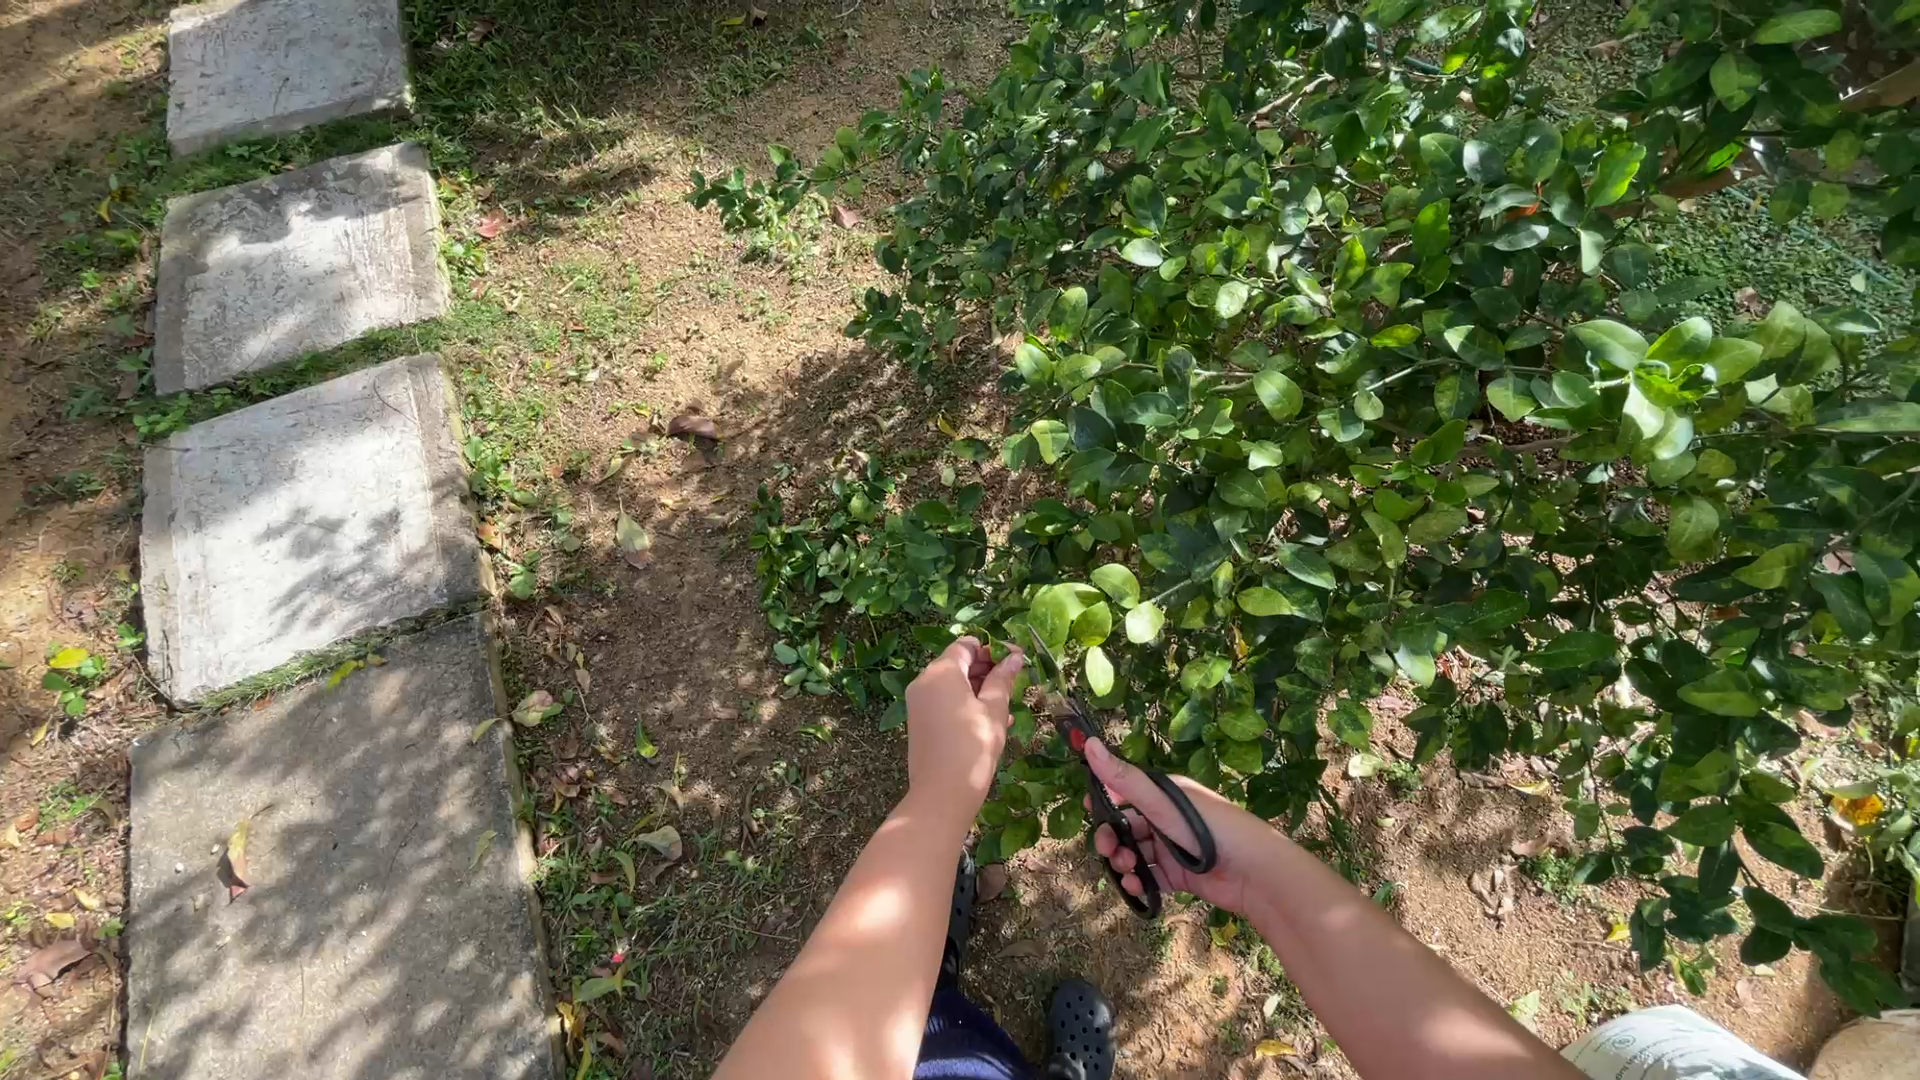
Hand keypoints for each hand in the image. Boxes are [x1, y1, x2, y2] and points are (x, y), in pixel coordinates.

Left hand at [904, 637, 1024, 813]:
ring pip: (953, 684)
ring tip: (1007, 704)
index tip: (1016, 659)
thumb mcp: (994, 709)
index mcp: (941, 671)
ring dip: (979, 687)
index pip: (967, 645)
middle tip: (1015, 682)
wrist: (941, 793)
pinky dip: (966, 703)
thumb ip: (1003, 679)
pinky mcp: (919, 721)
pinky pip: (945, 701)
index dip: (993, 648)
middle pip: (958, 662)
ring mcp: (918, 702)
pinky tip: (991, 719)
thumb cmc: (973, 746)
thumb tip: (1015, 657)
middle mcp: (924, 680)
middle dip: (987, 668)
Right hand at [1085, 738, 1277, 917]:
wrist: (1256, 874)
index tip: (1090, 810)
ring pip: (1135, 853)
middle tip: (1108, 852)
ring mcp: (1172, 848)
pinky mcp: (1179, 876)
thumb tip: (1088, 742)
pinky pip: (1149, 877)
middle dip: (1111, 838)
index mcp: (1163, 794)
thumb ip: (1124, 779)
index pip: (1124, 792)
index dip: (1105, 801)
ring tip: (1127, 872)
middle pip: (1126, 826)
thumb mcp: (1161, 803)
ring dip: (1123, 862)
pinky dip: (1138, 882)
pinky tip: (1135, 888)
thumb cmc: (1208, 828)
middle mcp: (1166, 818)